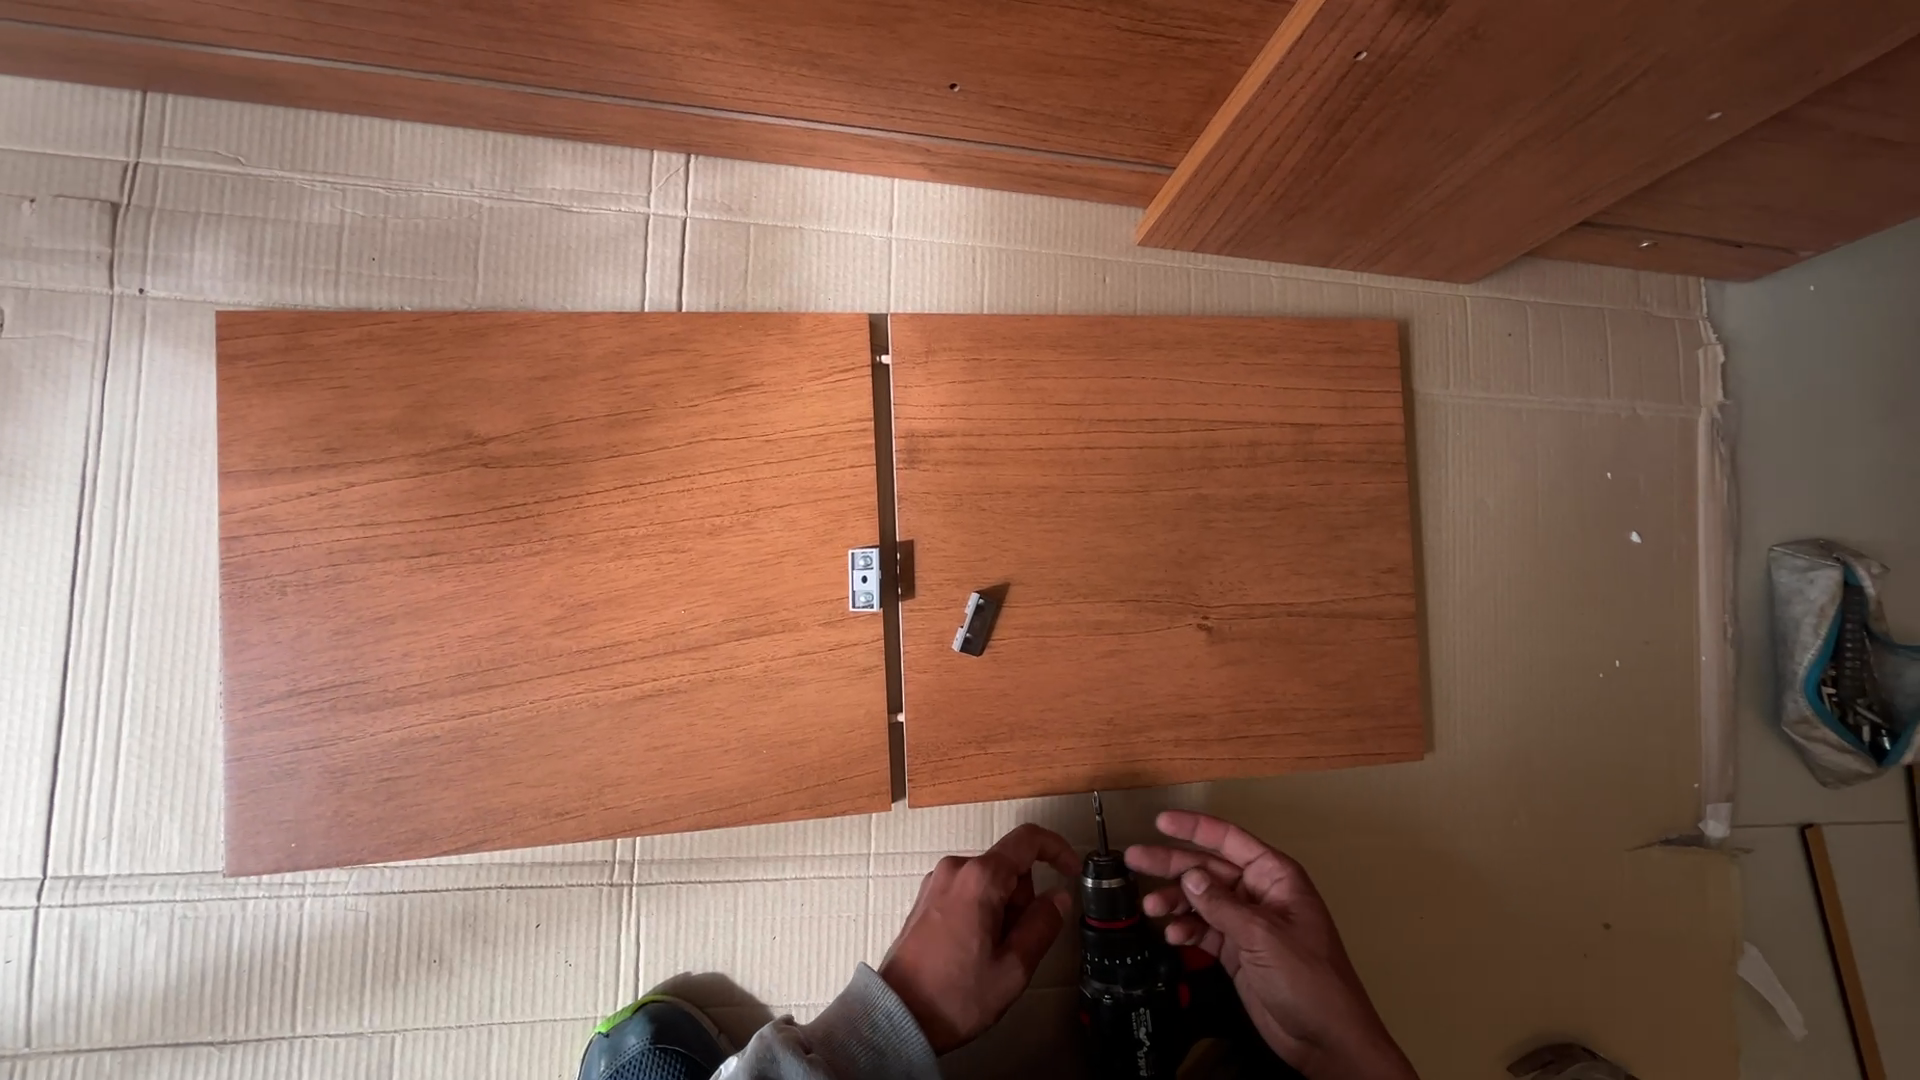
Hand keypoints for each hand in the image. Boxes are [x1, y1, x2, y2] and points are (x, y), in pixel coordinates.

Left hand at [878, 823, 1078, 1053]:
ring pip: (989, 881)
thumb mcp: (1013, 968)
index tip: (1073, 872)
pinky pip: (968, 889)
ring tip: (989, 955)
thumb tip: (1060, 895)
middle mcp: (956, 867)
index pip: (1028, 839)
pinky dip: (981, 911)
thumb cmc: (956, 995)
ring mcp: (937, 880)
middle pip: (1009, 867)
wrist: (897, 1016)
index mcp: (980, 878)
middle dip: (1023, 901)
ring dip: (1002, 910)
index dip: (1057, 850)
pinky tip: (971, 950)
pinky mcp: (927, 896)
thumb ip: (1042, 925)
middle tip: (1014, 947)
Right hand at [1126, 811, 1416, 1079]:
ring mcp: (1246, 922)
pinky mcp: (1236, 950)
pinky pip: (1203, 929)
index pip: (1229, 840)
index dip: (1194, 827)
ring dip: (1174, 901)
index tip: (1161, 821)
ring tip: (1151, 908)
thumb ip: (1221, 905)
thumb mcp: (1263, 936)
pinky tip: (1172, 934)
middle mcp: (1258, 893)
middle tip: (1135, 859)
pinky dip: (1185, 929)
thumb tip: (1189, 876)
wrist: (1328, 1043)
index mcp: (1275, 877)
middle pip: (1207, 869)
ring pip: (1200, 899)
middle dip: (1171, 865)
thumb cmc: (1310, 981)